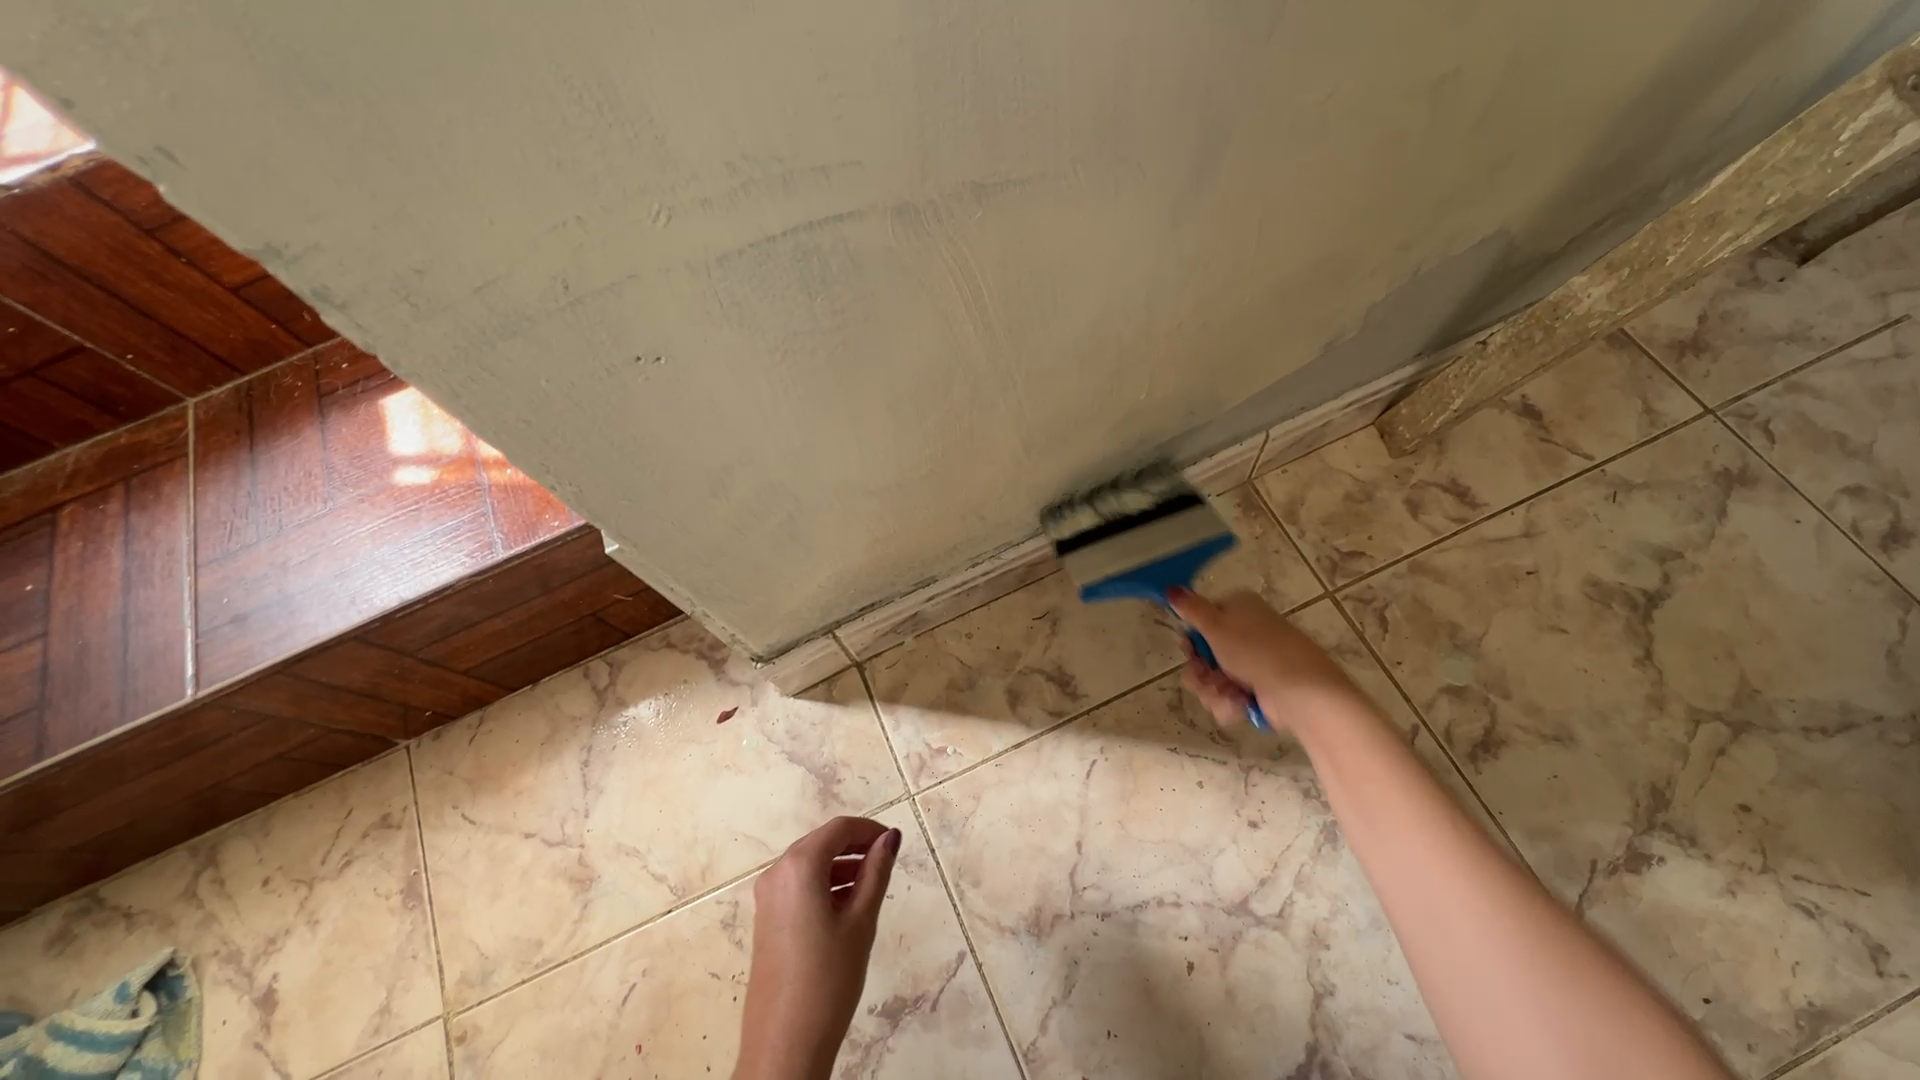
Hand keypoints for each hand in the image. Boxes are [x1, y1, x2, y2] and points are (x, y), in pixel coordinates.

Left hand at [734, 816, 901, 1079]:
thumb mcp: (861, 920)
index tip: (895, 842)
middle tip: (888, 861)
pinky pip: (799, 886)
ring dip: (842, 866)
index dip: (869, 829)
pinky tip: (849, 906)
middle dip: (855, 846)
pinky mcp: (767, 919)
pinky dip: (825, 885)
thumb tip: (890, 838)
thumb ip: (876, 872)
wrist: (785, 1041)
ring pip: (810, 865)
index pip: (838, 829)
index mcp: (798, 866)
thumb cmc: (829, 977)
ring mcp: (767, 897)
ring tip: (874, 885)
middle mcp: (776, 873)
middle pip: (821, 843)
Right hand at [1169, 587, 1371, 735]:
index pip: (1202, 620)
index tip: (1189, 649)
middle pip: (1202, 654)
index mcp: (1239, 610)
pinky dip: (1229, 703)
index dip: (1191, 639)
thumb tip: (1171, 588)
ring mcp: (1250, 664)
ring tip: (1228, 693)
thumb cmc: (1256, 650)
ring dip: (1213, 690)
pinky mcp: (1255, 691)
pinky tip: (1239, 704)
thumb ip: (1191, 608)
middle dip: (1200, 672)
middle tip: (1206, 676)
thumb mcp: (1217, 625)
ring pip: (1211, 679)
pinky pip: (1226, 697)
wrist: (1300, 690)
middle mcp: (1244, 634)